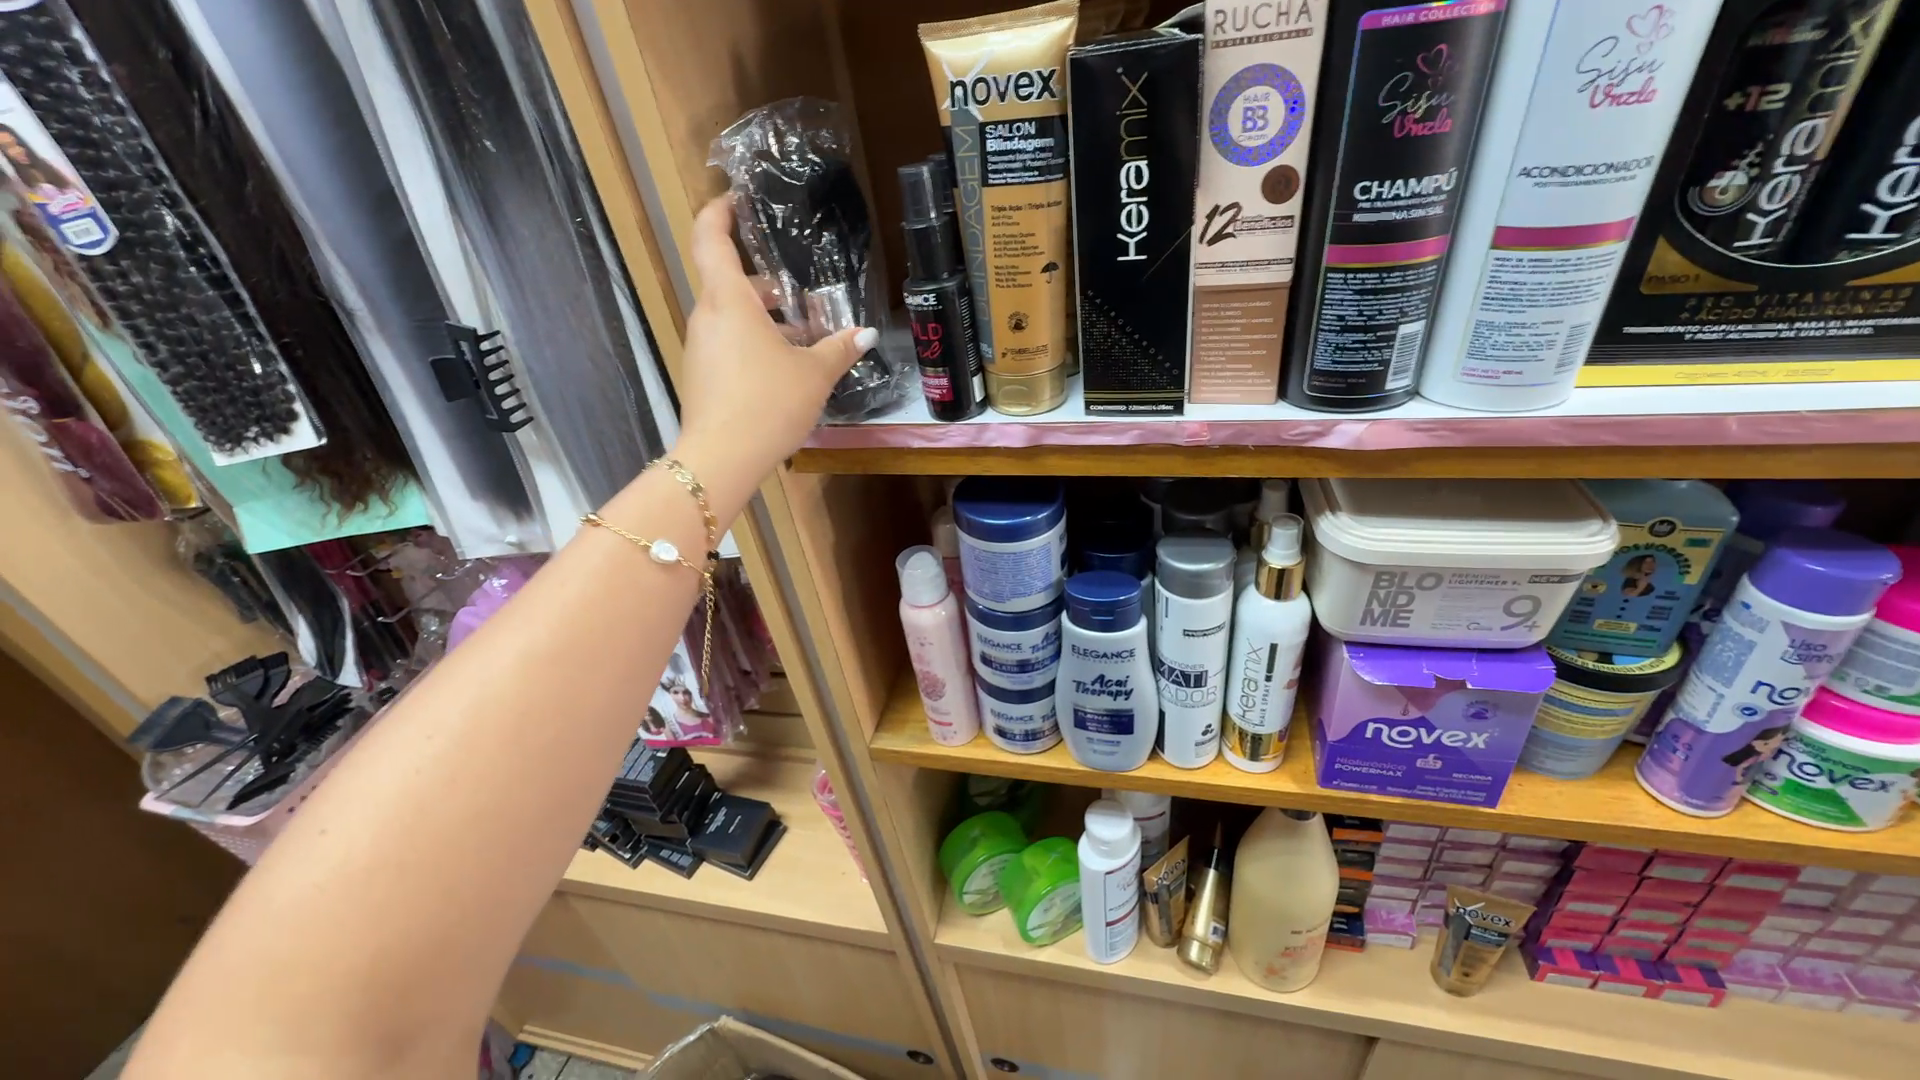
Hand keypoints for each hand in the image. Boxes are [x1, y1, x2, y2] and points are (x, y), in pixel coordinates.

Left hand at [678, 195, 871, 470]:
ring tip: (807, 341)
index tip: (735, 198)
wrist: (721, 459)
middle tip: (803, 297)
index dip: (719, 211)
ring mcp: (701, 348)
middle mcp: (707, 317)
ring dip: (766, 322)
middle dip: (767, 286)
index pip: (710, 238)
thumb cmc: (768, 403)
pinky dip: (755, 346)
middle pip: (730, 283)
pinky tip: (787, 372)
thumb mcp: (814, 374)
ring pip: (732, 318)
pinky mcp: (702, 376)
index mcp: (729, 301)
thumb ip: (839, 348)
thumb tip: (863, 333)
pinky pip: (729, 345)